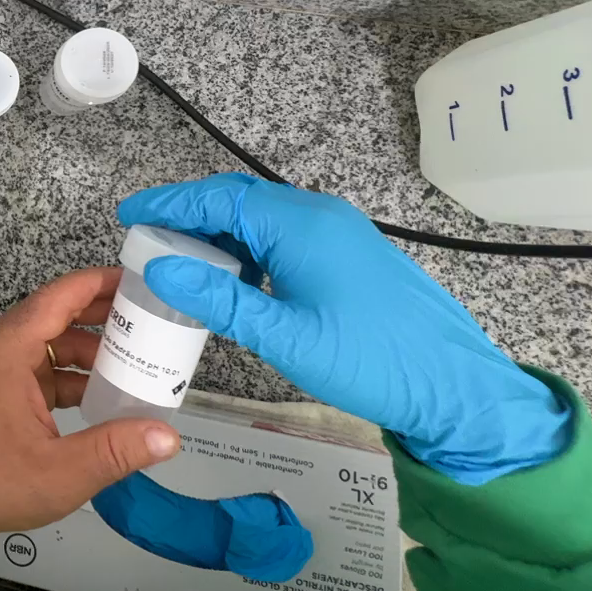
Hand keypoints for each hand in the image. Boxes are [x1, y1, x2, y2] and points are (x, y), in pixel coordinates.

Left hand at [0, 267, 182, 542]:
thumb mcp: (62, 471)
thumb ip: (116, 450)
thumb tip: (168, 434)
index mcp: (8, 349)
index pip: (56, 299)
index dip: (95, 283)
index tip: (137, 278)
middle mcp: (1, 347)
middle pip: (56, 314)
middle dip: (103, 312)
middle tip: (154, 315)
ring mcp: (0, 367)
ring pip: (52, 342)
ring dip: (93, 348)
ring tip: (144, 355)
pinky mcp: (3, 387)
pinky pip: (45, 366)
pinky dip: (77, 373)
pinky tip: (112, 390)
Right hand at [119, 173, 570, 484]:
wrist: (465, 393)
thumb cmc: (371, 362)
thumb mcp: (284, 336)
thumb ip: (216, 298)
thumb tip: (157, 268)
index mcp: (299, 225)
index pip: (215, 198)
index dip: (166, 204)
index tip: (126, 215)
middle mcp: (316, 214)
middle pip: (234, 197)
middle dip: (186, 211)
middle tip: (146, 234)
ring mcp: (336, 229)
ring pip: (257, 212)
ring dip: (214, 227)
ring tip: (180, 256)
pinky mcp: (346, 249)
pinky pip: (280, 229)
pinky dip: (244, 241)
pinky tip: (231, 272)